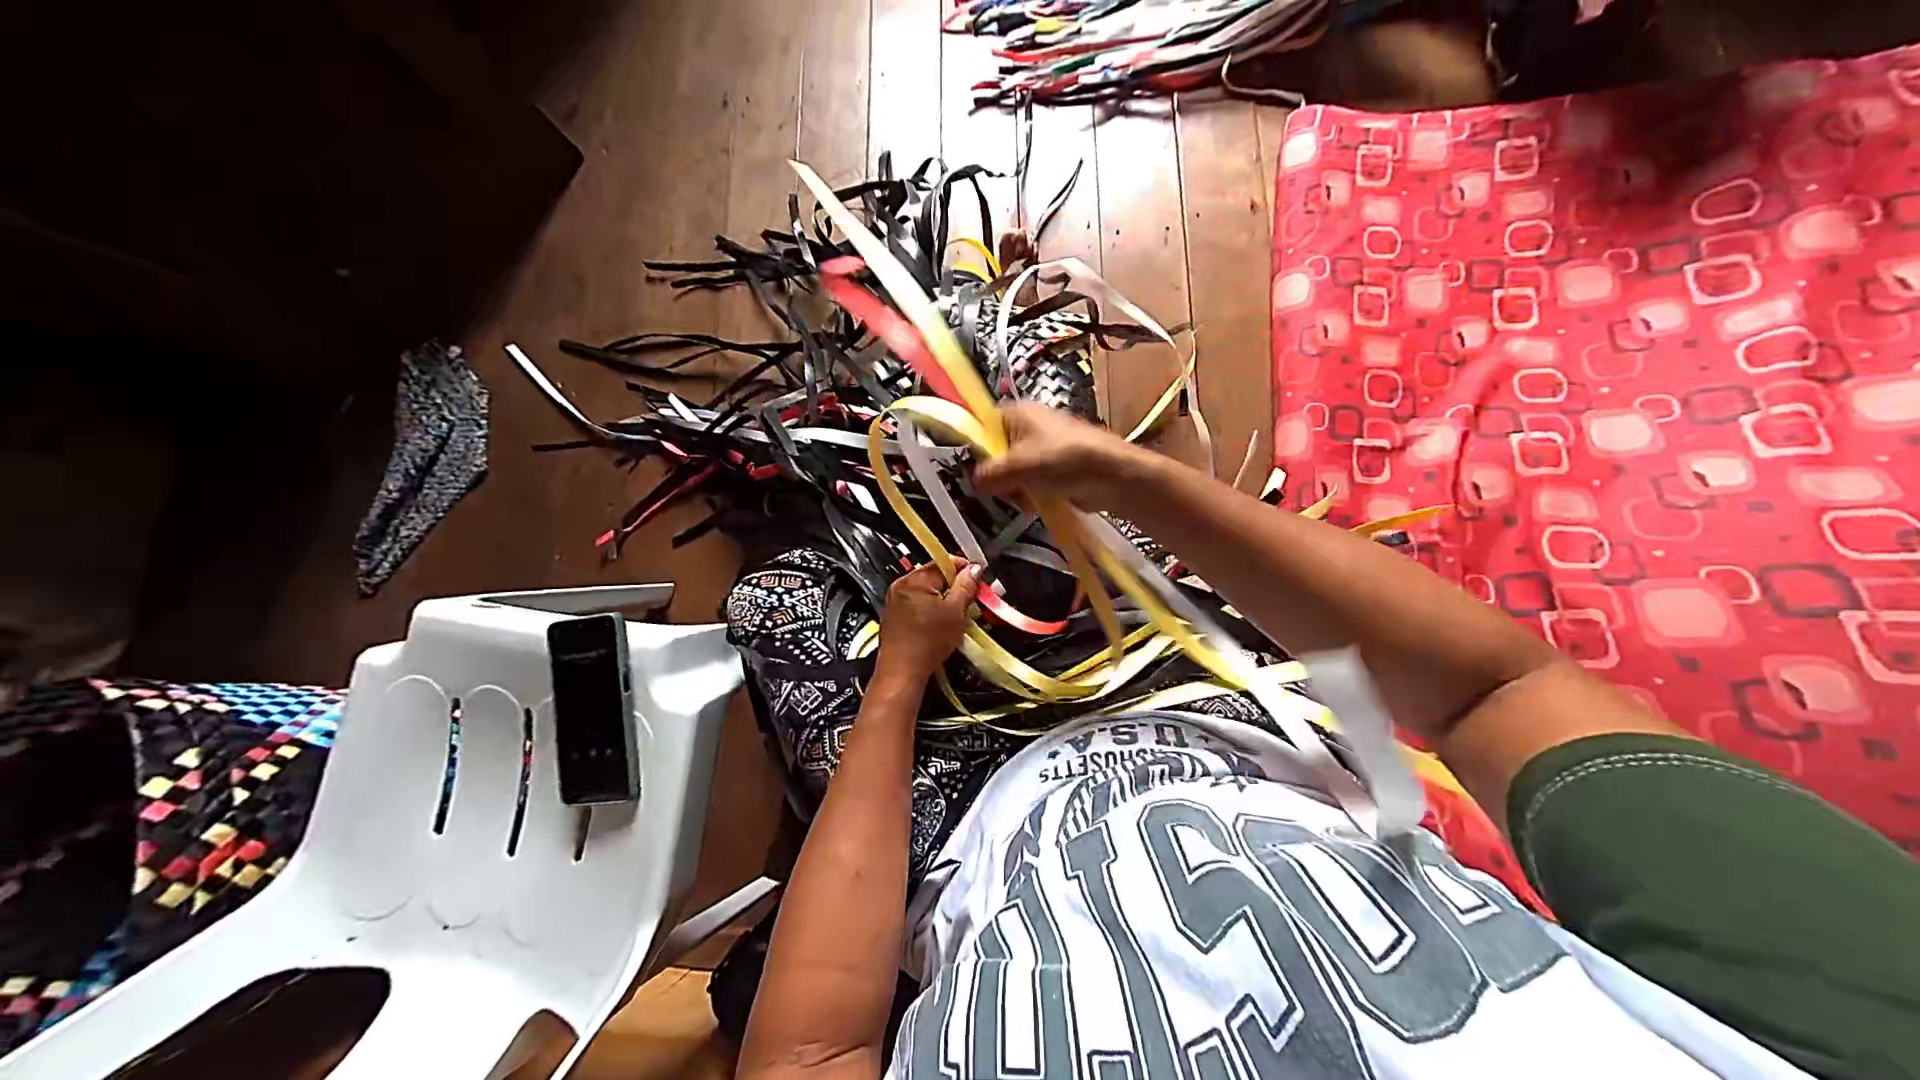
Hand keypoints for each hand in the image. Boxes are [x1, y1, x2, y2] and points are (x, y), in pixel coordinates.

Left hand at [875, 560, 982, 680]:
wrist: (902, 672)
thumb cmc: (928, 642)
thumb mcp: (955, 612)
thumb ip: (966, 586)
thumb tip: (974, 568)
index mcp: (915, 579)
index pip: (944, 562)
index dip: (964, 570)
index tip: (978, 583)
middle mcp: (901, 585)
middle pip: (935, 576)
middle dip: (954, 587)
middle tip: (969, 602)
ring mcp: (895, 600)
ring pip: (927, 591)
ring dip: (943, 599)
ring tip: (956, 615)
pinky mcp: (894, 615)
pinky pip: (917, 603)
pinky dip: (930, 609)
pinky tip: (939, 624)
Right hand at [972, 403, 1157, 511]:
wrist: (1112, 475)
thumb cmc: (1062, 460)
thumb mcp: (1017, 467)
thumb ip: (988, 474)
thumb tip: (975, 483)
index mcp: (1016, 413)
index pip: (981, 425)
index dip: (975, 447)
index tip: (975, 469)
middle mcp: (1028, 427)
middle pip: (996, 454)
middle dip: (1001, 476)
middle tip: (1008, 487)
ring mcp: (1044, 449)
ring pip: (1014, 474)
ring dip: (1018, 490)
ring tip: (1031, 496)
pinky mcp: (1057, 469)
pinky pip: (1032, 484)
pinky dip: (1034, 495)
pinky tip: (1043, 501)